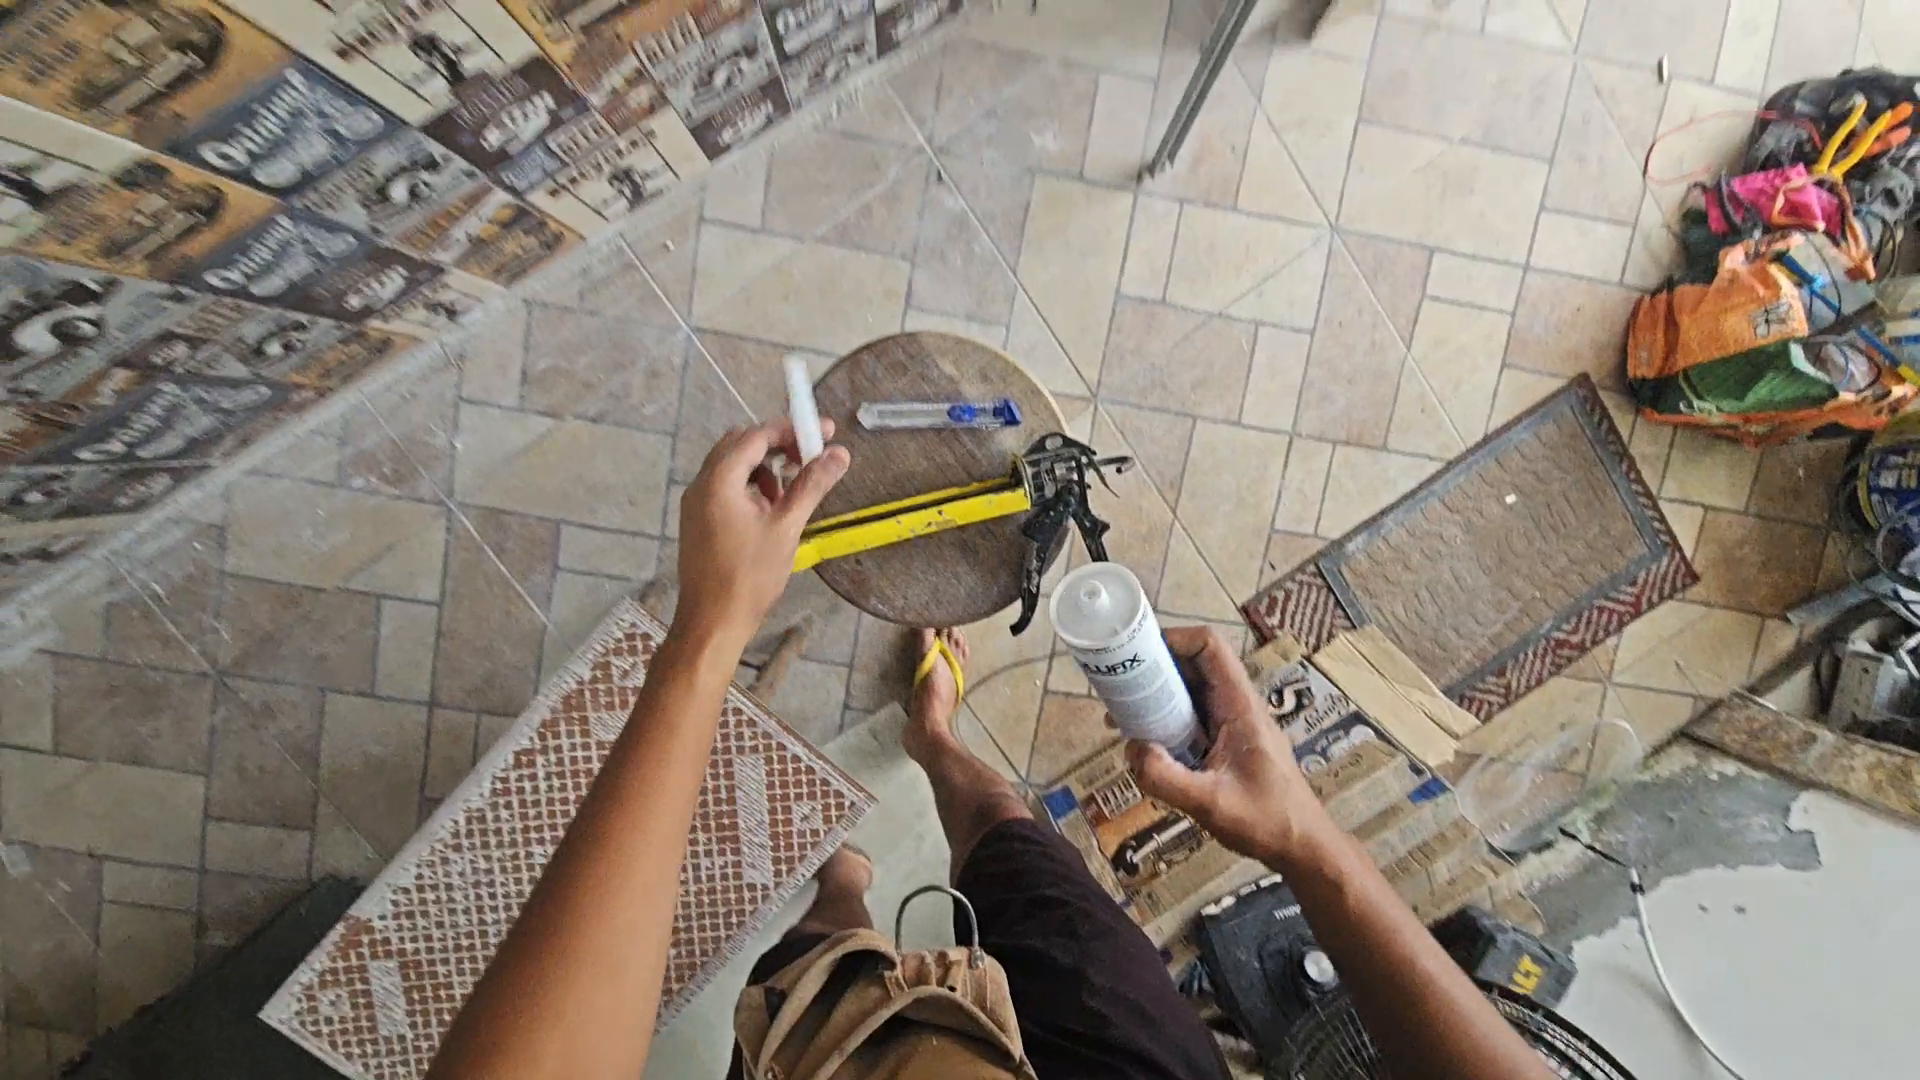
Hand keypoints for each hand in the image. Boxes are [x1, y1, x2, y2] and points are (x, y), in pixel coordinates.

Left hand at [675, 419, 848, 646]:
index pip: (755, 436)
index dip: (790, 430)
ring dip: (764, 468)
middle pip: (740, 445)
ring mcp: (696, 503)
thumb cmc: (750, 575)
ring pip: (732, 467)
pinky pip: (725, 488)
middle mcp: (701, 484)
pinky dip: (750, 488)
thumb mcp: (787, 527)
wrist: (713, 621)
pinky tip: (769, 513)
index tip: (824, 432)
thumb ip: (812, 485)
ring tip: (789, 495)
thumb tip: (839, 453)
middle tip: (809, 459)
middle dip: (777, 446)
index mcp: (718, 481)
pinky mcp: (698, 520)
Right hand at [1125, 626, 1335, 867]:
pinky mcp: (1222, 742)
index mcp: (1239, 705)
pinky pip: (1188, 716)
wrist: (1302, 847)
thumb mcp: (1212, 804)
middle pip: (1192, 664)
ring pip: (1187, 691)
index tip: (1137, 653)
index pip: (1209, 646)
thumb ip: (1167, 778)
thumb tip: (1129, 748)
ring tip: (1118, 711)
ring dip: (1153, 695)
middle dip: (1153, 667)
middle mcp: (1234, 705)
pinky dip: (1161, 719)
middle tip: (1116, 682)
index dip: (1173, 638)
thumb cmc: (1267, 820)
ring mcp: (1229, 723)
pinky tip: (1138, 740)